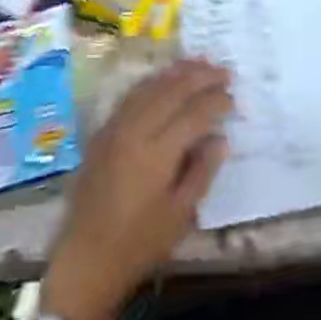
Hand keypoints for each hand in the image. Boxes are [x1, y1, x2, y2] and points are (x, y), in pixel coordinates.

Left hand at [44, 61, 231, 319]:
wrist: (87, 257)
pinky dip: (151, 82)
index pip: (193, 114)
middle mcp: (134, 132)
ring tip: (198, 63)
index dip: (216, 102)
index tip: (234, 96)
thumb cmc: (139, 243)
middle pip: (170, 92)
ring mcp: (114, 128)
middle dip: (199, 77)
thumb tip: (220, 137)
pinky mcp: (102, 132)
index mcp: (157, 153)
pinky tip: (163, 79)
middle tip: (223, 70)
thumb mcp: (181, 214)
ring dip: (175, 73)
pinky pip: (130, 96)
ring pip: (148, 88)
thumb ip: (202, 170)